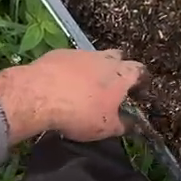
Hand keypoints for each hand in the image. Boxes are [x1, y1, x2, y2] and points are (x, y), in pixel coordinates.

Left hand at [0, 49, 143, 143]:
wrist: (40, 94)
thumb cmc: (80, 112)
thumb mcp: (106, 128)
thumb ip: (122, 125)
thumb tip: (130, 124)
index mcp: (121, 74)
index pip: (140, 71)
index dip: (140, 81)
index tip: (137, 93)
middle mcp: (103, 58)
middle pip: (117, 58)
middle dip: (117, 70)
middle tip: (111, 88)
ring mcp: (79, 53)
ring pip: (92, 58)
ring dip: (91, 71)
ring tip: (84, 89)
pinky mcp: (58, 54)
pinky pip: (70, 62)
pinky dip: (70, 72)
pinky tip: (62, 85)